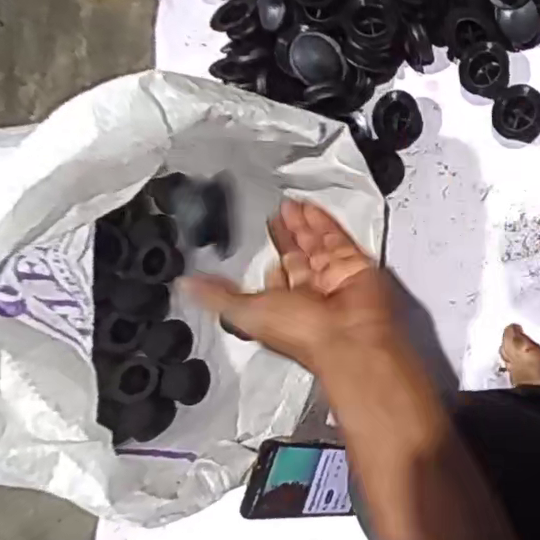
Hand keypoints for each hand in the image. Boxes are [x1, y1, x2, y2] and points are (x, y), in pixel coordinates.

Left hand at [181, 199, 404, 376]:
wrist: (349, 336)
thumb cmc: (304, 335)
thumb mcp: (244, 314)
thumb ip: (218, 296)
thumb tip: (185, 286)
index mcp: (285, 307)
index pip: (275, 278)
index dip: (266, 261)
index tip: (257, 243)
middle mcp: (311, 293)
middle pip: (296, 256)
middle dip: (285, 235)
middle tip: (275, 214)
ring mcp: (334, 277)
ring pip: (315, 244)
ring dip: (301, 224)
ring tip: (287, 204)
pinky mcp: (354, 264)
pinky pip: (337, 238)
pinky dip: (324, 222)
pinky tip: (309, 208)